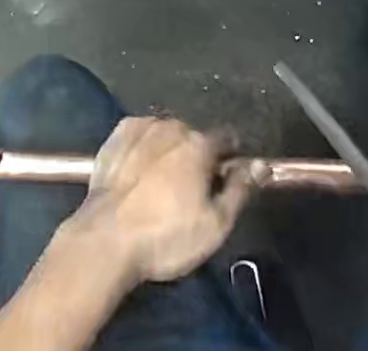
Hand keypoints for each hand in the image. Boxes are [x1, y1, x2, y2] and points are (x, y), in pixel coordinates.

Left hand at [62, 117, 252, 286]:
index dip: (229, 159)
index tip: (222, 180)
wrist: (105, 241)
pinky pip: (140, 134)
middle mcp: (173, 126)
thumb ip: (241, 190)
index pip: (227, 138)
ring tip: (157, 184)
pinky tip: (136, 171)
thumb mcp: (215, 225)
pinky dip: (143, 147)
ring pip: (166, 134)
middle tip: (186, 191)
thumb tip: (262, 165)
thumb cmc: (165, 237)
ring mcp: (142, 128)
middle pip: (194, 137)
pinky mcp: (117, 135)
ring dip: (168, 151)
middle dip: (196, 157)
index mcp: (200, 144)